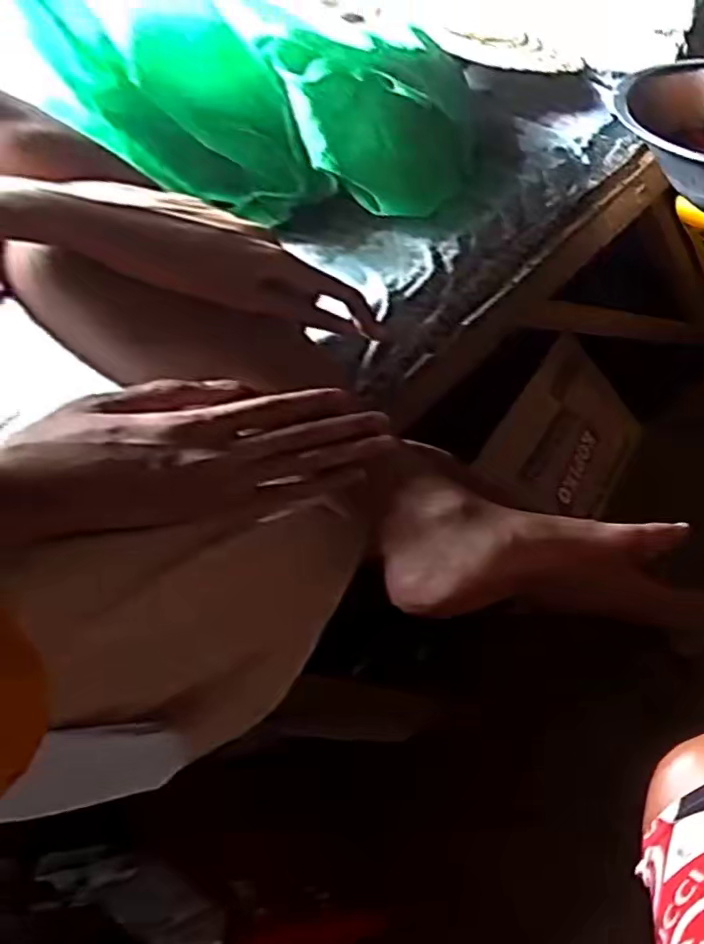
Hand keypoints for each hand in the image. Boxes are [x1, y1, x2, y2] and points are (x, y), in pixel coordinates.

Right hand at [0, 380, 395, 541]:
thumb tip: (232, 388)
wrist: (27, 497)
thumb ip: (176, 393)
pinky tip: (352, 478)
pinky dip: (322, 487)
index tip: (346, 396)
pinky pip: (284, 498)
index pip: (267, 409)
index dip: (312, 403)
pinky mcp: (221, 512)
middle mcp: (217, 455)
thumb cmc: (58, 445)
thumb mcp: (108, 403)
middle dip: (345, 428)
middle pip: (298, 438)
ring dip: (348, 455)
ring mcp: (223, 486)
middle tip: (385, 421)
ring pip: (302, 467)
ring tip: (384, 446)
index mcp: (190, 424)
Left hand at [37, 181, 377, 336]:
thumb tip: (342, 322)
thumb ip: (296, 309)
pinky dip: (233, 260)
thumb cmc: (157, 264)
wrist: (77, 213)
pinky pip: (234, 241)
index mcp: (279, 259)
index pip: (342, 291)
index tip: (379, 334)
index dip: (366, 316)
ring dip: (264, 278)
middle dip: (304, 298)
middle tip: (289, 321)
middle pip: (303, 274)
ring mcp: (231, 218)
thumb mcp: (238, 297)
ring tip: (231, 293)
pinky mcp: (196, 207)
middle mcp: (265, 235)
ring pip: (267, 258)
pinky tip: (198, 267)